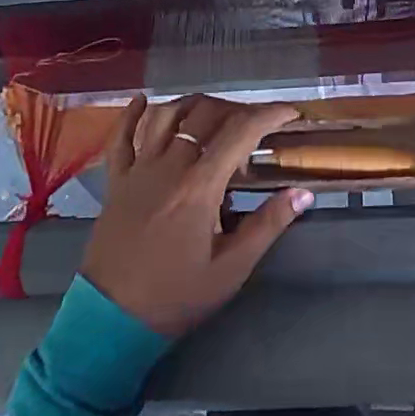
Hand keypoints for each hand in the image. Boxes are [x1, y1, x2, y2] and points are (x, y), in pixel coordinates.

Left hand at [82, 95, 313, 335]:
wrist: (112, 316)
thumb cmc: (176, 295)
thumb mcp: (231, 269)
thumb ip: (267, 226)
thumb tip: (303, 193)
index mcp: (200, 187)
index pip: (240, 133)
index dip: (269, 115)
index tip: (290, 113)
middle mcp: (168, 167)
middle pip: (204, 115)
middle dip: (236, 109)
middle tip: (256, 123)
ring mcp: (138, 170)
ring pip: (165, 117)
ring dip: (193, 104)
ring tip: (215, 110)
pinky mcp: (116, 181)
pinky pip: (121, 137)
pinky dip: (132, 114)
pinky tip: (143, 100)